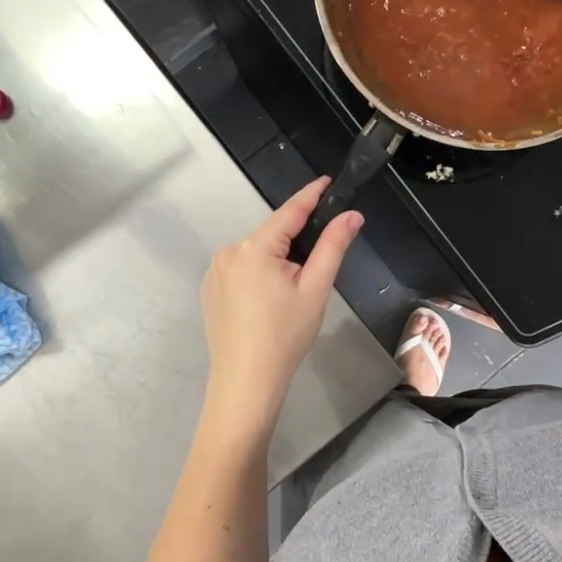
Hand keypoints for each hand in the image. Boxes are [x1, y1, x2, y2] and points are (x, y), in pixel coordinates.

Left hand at [201, 177, 362, 422]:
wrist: (247, 381)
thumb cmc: (285, 335)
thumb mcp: (315, 289)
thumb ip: (332, 246)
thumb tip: (351, 215)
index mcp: (254, 248)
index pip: (289, 212)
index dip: (311, 195)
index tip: (328, 180)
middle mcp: (228, 252)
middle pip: (272, 235)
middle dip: (296, 243)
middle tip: (317, 269)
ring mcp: (215, 271)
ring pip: (257, 254)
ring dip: (277, 261)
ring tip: (292, 296)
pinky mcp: (210, 290)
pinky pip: (242, 271)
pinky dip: (259, 276)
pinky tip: (268, 304)